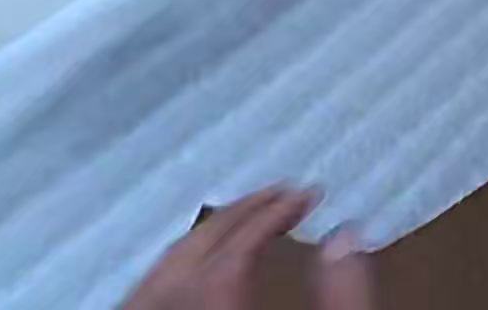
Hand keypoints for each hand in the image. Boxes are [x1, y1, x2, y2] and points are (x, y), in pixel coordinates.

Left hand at [121, 186, 373, 309]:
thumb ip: (345, 291)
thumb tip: (346, 231)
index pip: (229, 260)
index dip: (270, 216)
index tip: (310, 192)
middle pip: (182, 264)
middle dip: (236, 215)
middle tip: (283, 188)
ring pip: (152, 280)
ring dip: (206, 235)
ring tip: (252, 210)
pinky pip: (141, 299)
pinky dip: (178, 264)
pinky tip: (210, 251)